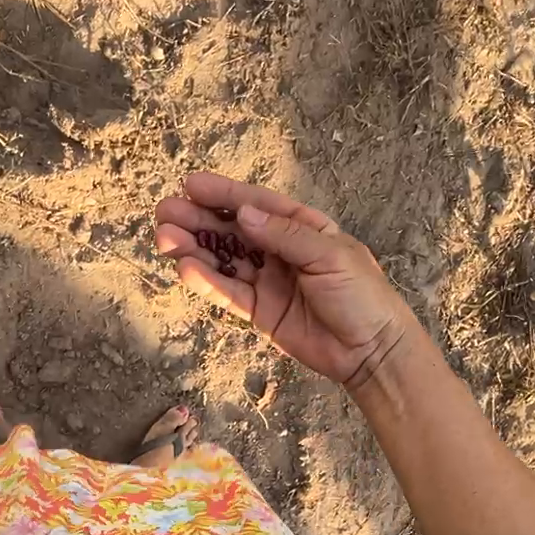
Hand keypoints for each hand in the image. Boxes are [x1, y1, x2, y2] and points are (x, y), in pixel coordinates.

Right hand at [155, 172, 421, 391]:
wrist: (371, 350)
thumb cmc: (362, 295)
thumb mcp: (330, 256)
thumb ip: (285, 235)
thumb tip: (243, 214)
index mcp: (303, 228)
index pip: (257, 205)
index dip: (223, 194)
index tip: (189, 185)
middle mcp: (280, 251)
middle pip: (232, 231)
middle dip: (197, 220)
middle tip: (164, 213)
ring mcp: (268, 282)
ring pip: (224, 260)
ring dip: (194, 249)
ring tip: (164, 239)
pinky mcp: (260, 312)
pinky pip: (229, 293)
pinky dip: (207, 282)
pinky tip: (185, 269)